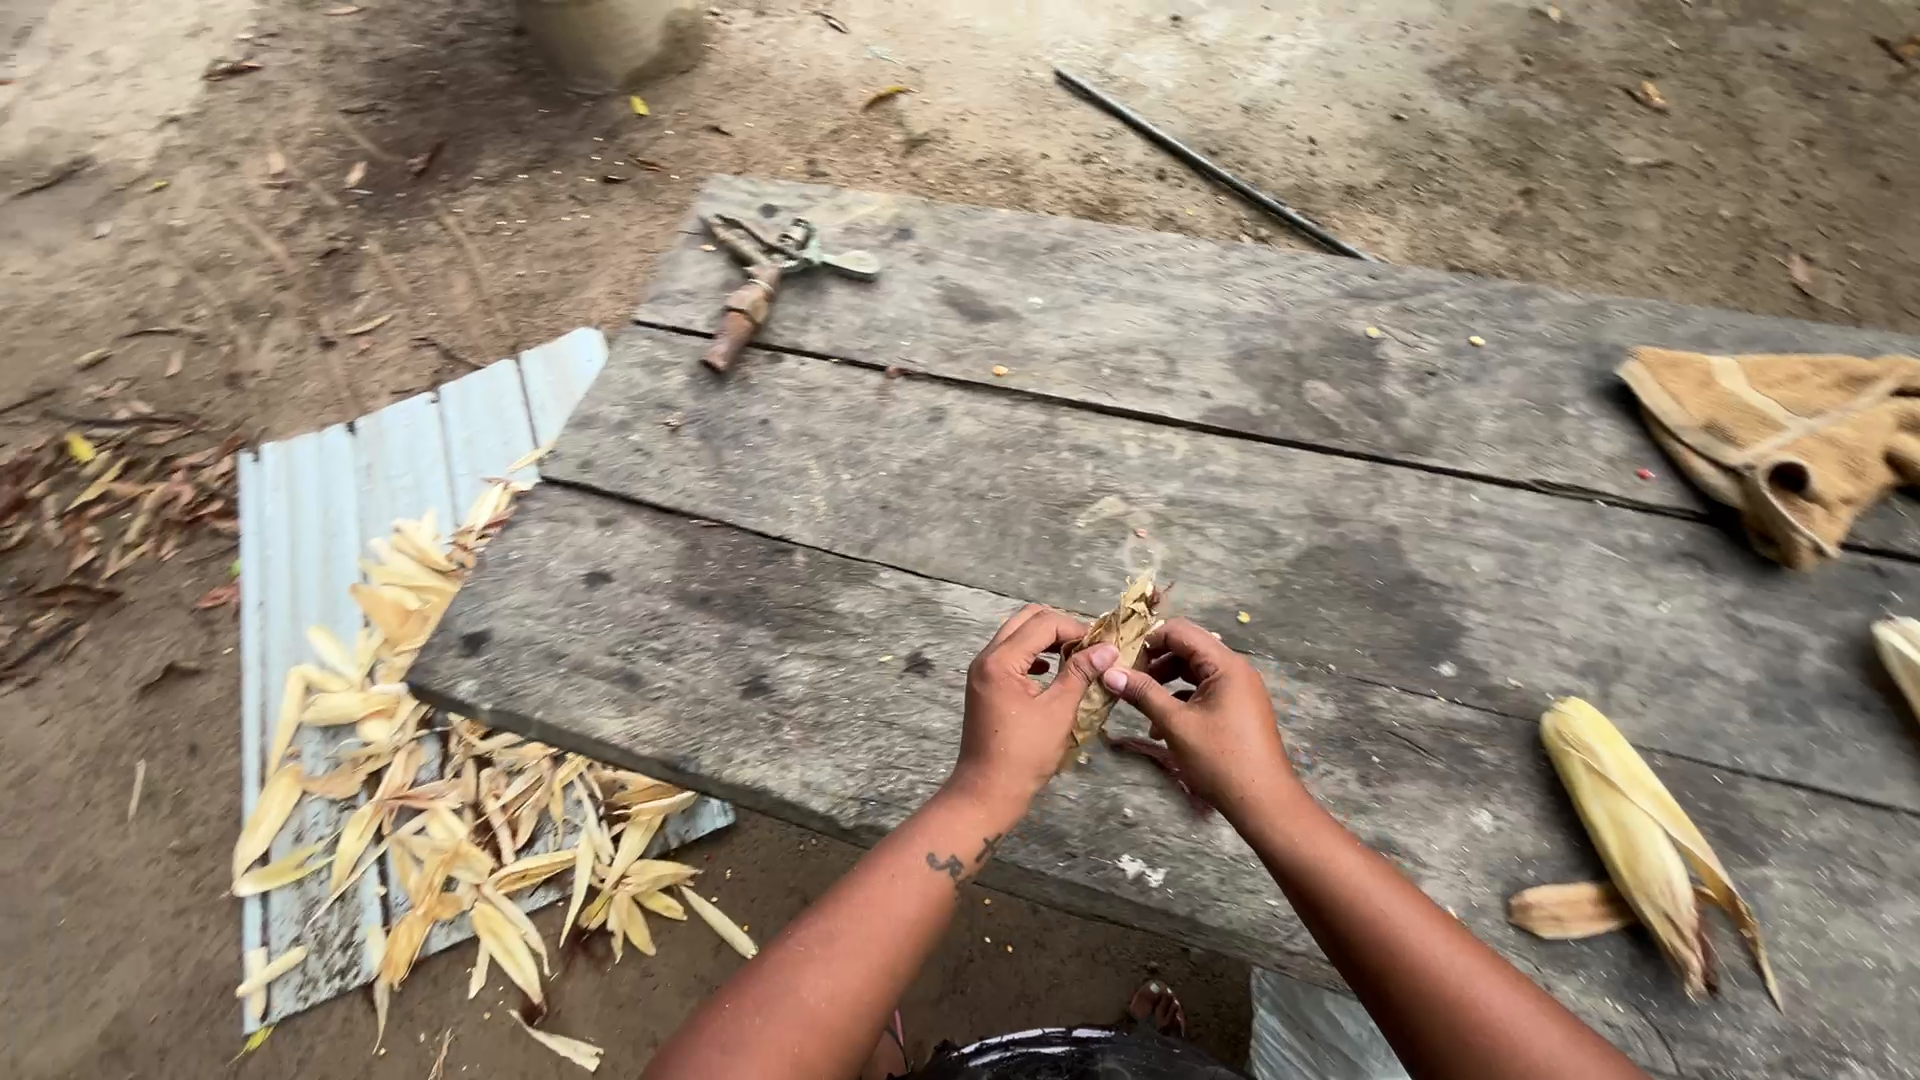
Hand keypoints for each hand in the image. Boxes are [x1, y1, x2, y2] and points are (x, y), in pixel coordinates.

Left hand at [950, 605, 1120, 813]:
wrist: (986, 791)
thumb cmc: (1024, 755)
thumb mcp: (1059, 712)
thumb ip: (1081, 674)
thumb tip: (1108, 648)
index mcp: (1000, 661)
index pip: (1043, 623)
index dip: (1076, 629)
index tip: (1101, 646)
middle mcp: (986, 657)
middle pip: (1026, 619)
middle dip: (1060, 627)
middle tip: (1088, 647)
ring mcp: (982, 670)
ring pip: (1017, 635)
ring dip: (1046, 639)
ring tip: (1075, 658)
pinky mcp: (984, 684)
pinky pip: (1010, 654)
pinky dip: (1033, 655)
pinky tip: (1052, 672)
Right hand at [1098, 618, 1303, 822]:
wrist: (1264, 803)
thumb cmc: (1220, 760)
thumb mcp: (1175, 724)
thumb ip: (1142, 693)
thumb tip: (1110, 672)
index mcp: (1225, 665)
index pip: (1180, 631)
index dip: (1149, 640)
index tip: (1123, 659)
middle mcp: (1235, 670)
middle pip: (1187, 648)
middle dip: (1155, 661)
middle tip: (1127, 679)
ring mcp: (1238, 689)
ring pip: (1193, 671)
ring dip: (1164, 682)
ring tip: (1140, 702)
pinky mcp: (1237, 708)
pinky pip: (1203, 691)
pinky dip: (1180, 699)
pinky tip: (1160, 724)